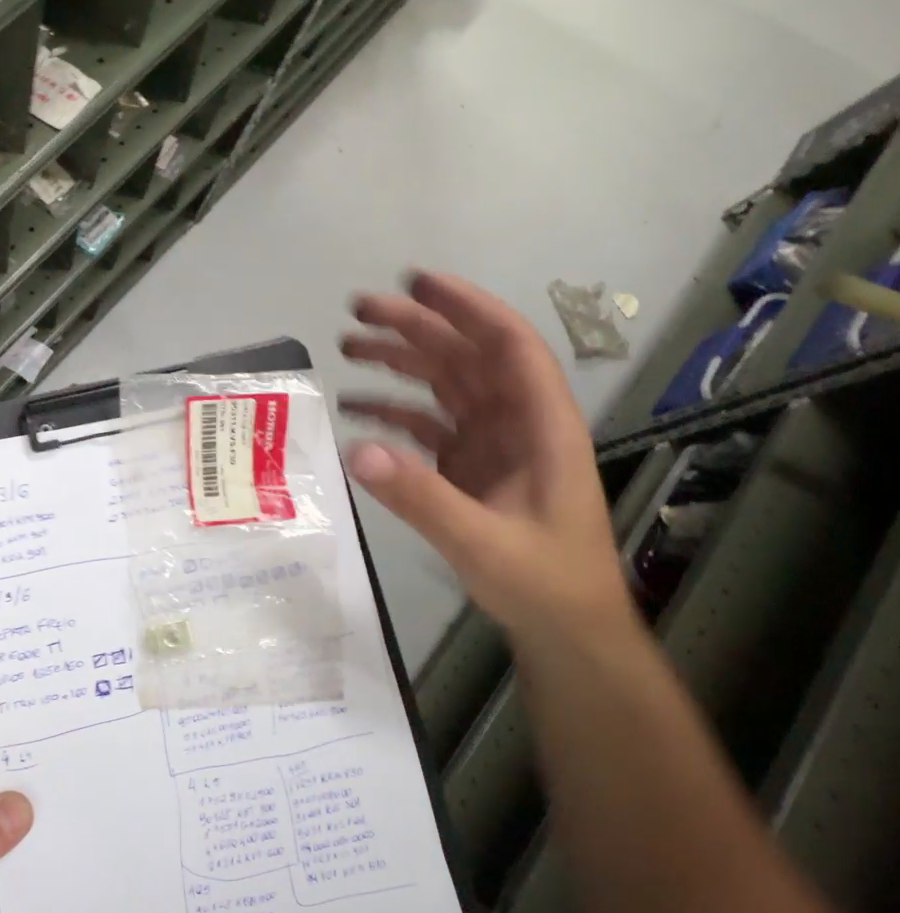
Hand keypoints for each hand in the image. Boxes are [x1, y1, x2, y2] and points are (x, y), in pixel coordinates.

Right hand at [338, 271, 633, 636]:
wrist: (564, 628)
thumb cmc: (544, 581)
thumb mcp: (482, 542)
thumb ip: (421, 496)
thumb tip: (355, 450)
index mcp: (541, 426)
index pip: (508, 348)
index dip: (467, 308)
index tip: (418, 284)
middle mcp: (516, 423)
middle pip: (466, 356)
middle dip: (415, 327)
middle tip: (357, 309)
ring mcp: (490, 443)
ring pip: (444, 383)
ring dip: (399, 360)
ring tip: (347, 345)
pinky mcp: (467, 466)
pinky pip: (425, 422)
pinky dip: (391, 410)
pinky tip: (353, 407)